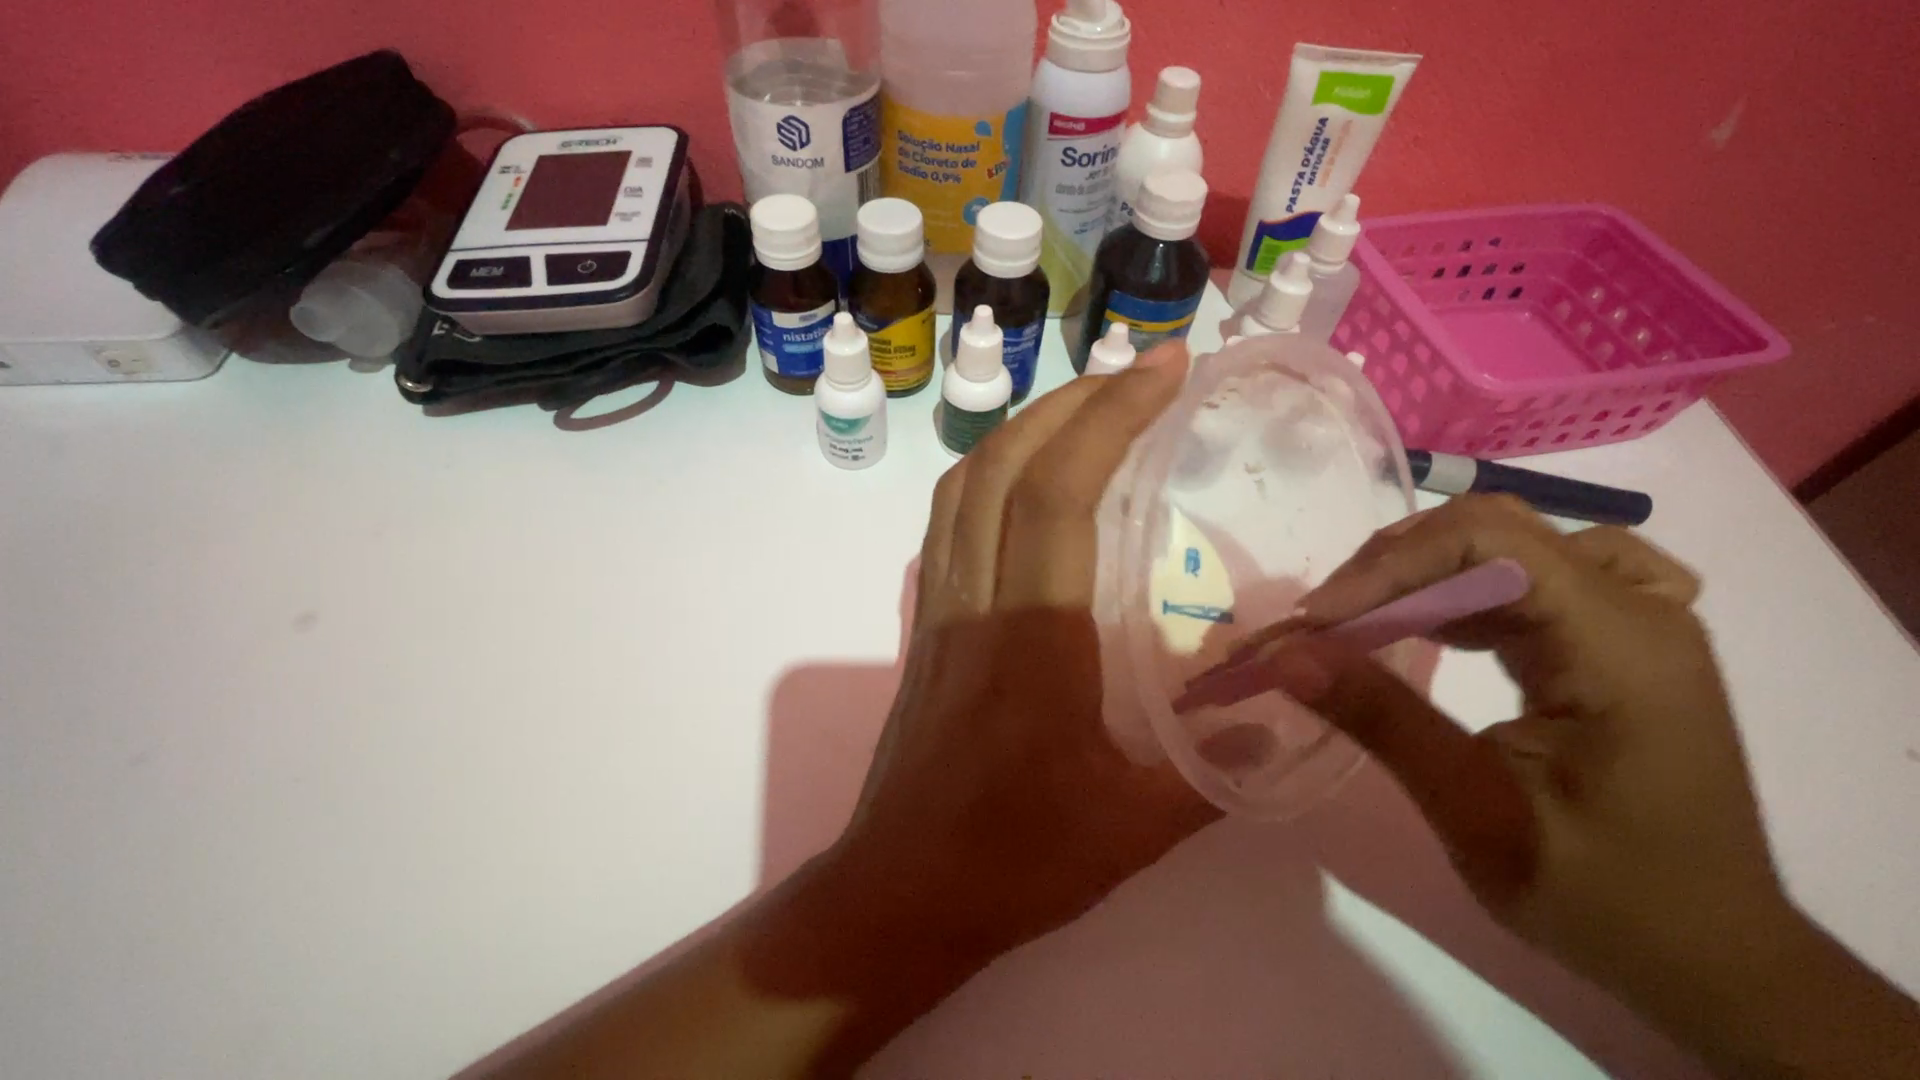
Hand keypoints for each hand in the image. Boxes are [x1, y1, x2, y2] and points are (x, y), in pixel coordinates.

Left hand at [829, 342, 1217, 956]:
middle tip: (1140, 374)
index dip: (1110, 417)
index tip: (1166, 371)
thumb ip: (1215, 773)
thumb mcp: (1136, 827)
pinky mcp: (925, 626)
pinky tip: (1031, 485)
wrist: (902, 892)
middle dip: (1073, 401)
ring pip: (965, 486)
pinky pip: (949, 523)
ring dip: (1025, 429)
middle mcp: (976, 600)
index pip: (1060, 492)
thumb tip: (1277, 718)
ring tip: (1088, 410)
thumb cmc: (1016, 861)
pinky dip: (992, 475)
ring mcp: (938, 609)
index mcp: (1033, 636)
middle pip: (1005, 465)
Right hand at [1254, 495, 1919, 1076]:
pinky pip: (1534, 576)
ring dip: (1427, 571)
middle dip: (1397, 564)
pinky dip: (1465, 588)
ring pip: (1513, 544)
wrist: (1710, 953)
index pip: (1490, 544)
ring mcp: (1638, 620)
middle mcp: (1640, 611)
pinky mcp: (1620, 640)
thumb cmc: (1601, 894)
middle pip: (1498, 530)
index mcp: (1621, 647)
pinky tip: (1433, 624)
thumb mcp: (1475, 810)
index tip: (1317, 621)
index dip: (1390, 565)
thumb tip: (1286, 654)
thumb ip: (1382, 719)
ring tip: (1367, 620)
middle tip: (1329, 623)